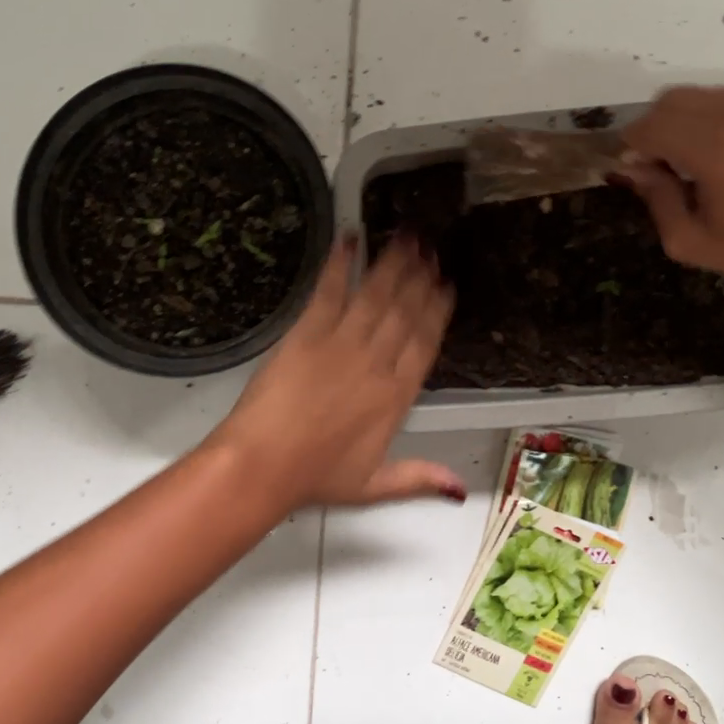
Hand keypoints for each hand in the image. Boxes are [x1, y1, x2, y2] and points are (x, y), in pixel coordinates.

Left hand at [206, 233, 464, 509]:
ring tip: (406, 236)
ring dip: (392, 264)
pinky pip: (329, 292)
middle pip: (405, 312)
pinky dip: (340, 264)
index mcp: (395, 397)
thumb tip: (459, 487)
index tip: (447, 286)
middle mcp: (376, 363)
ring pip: (376, 296)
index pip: (426, 344)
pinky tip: (350, 239)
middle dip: (420, 278)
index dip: (438, 312)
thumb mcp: (373, 486)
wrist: (263, 465)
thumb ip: (418, 478)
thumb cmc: (315, 478)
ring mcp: (342, 344)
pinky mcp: (306, 333)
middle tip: (431, 249)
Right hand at [614, 86, 723, 293]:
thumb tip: (635, 169)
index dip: (633, 146)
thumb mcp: (691, 240)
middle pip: (674, 99)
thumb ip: (655, 199)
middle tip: (662, 161)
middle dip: (657, 126)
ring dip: (693, 121)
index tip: (635, 167)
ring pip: (710, 95)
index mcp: (713, 148)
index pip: (650, 126)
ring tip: (704, 158)